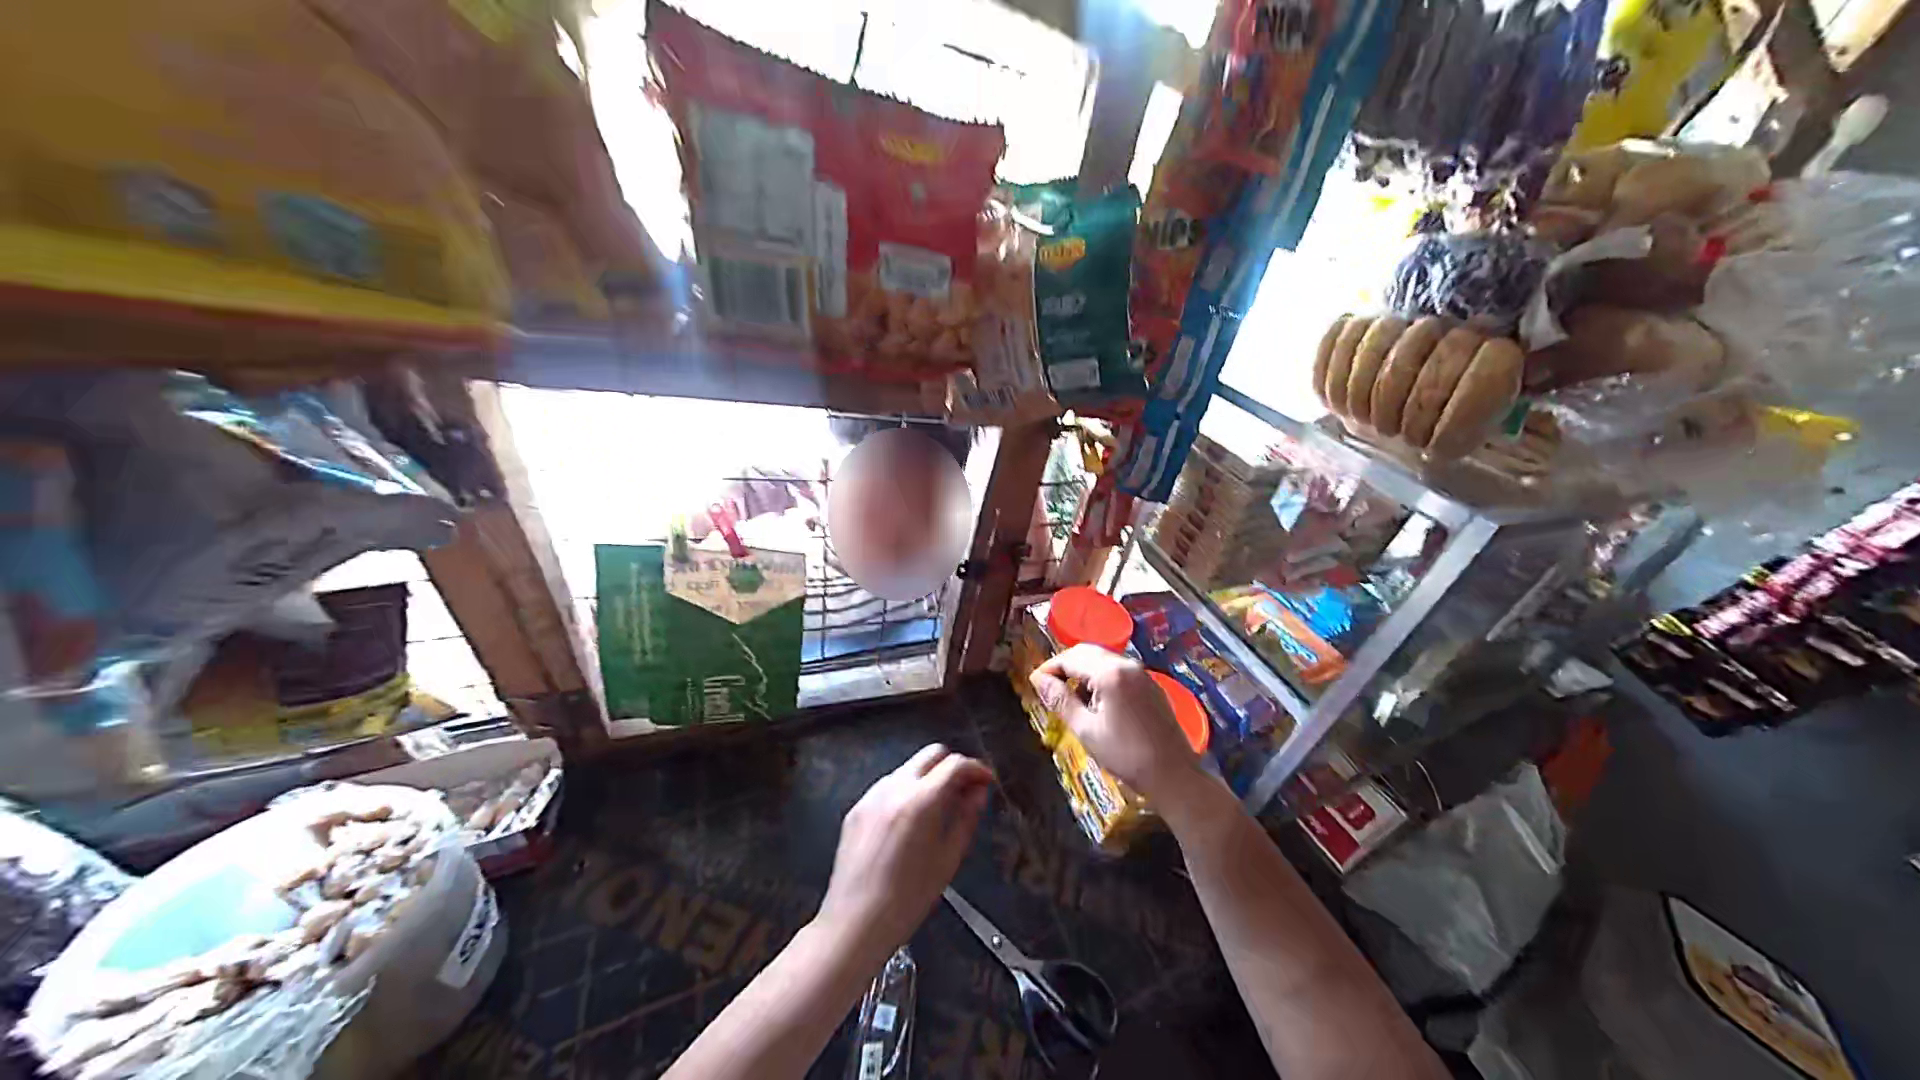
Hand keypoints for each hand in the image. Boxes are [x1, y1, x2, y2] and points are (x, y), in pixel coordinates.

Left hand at [814, 744, 992, 959]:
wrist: (856, 922)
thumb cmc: (907, 899)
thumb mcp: (948, 859)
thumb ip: (966, 818)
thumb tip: (978, 793)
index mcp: (920, 801)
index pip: (955, 764)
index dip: (976, 769)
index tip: (985, 781)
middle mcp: (894, 788)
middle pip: (931, 754)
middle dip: (953, 766)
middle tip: (967, 789)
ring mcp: (872, 796)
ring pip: (909, 768)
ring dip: (929, 777)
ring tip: (941, 807)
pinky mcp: (857, 808)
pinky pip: (889, 787)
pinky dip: (907, 791)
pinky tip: (913, 820)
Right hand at [1029, 645, 1206, 808]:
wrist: (1173, 775)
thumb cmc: (1125, 755)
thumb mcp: (1085, 730)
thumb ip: (1060, 700)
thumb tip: (1039, 681)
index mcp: (1110, 673)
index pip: (1070, 658)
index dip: (1049, 668)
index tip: (1035, 683)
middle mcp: (1127, 665)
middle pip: (1087, 652)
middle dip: (1065, 666)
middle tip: (1050, 688)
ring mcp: (1142, 674)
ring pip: (1103, 659)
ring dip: (1083, 671)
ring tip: (1071, 699)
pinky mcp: (1150, 685)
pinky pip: (1118, 670)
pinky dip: (1101, 678)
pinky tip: (1097, 703)